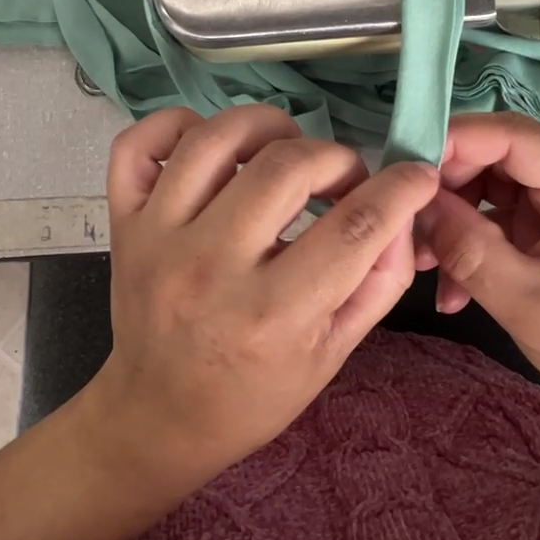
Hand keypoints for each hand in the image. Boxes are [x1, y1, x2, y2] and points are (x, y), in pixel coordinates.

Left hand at [82, 104, 439, 484]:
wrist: (158, 415)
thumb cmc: (255, 392)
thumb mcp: (334, 353)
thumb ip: (380, 280)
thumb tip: (403, 209)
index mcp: (272, 315)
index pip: (354, 227)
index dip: (400, 189)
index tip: (415, 175)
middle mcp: (210, 267)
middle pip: (287, 166)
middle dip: (336, 158)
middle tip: (342, 179)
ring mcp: (158, 237)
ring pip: (217, 138)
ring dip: (269, 126)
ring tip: (285, 151)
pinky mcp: (124, 220)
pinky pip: (141, 142)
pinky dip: (179, 124)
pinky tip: (214, 149)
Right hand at [413, 113, 539, 422]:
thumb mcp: (527, 302)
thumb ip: (466, 246)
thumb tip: (414, 202)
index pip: (514, 136)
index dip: (456, 141)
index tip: (402, 166)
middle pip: (499, 157)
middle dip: (449, 188)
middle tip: (409, 224)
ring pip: (492, 188)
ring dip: (454, 222)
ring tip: (425, 266)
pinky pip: (500, 220)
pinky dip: (471, 247)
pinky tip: (452, 289)